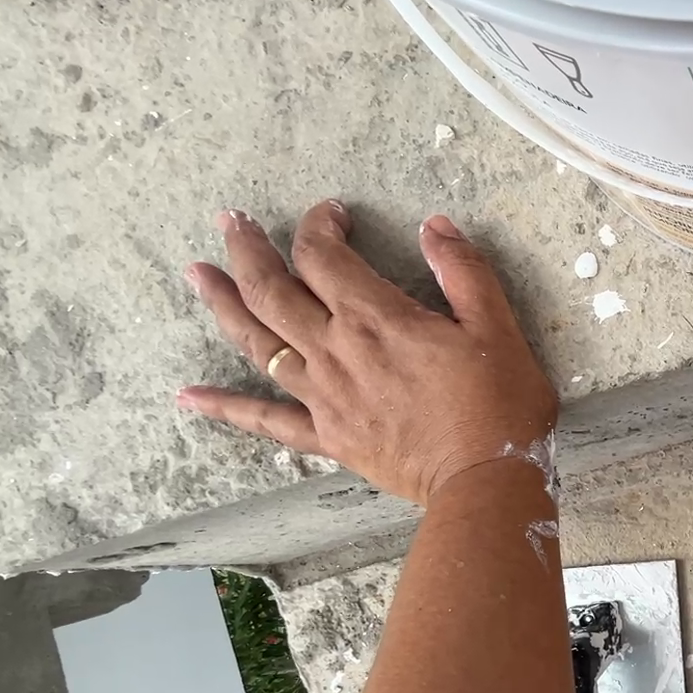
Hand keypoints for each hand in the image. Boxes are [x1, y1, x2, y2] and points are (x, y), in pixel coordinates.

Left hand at [177, 202, 558, 505]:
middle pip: (272, 290)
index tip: (331, 213)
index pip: (325, 257)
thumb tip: (435, 225)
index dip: (319, 226)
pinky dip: (227, 407)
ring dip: (223, 303)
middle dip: (249, 250)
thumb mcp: (501, 332)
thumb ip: (466, 274)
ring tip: (199, 274)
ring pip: (258, 341)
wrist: (486, 479)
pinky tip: (191, 398)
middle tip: (232, 223)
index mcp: (377, 320)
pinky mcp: (330, 436)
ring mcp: (325, 395)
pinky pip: (268, 420)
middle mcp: (337, 350)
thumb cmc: (501, 406)